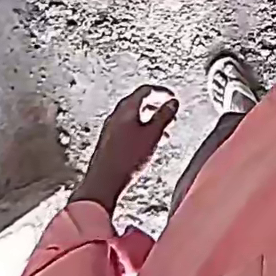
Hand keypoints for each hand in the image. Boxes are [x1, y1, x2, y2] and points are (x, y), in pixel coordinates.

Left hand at [72, 85, 177, 210]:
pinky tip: (149, 144)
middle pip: (139, 102)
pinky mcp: (108, 143)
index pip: (146, 91)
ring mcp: (111, 129)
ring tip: (164, 132)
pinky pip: (128, 129)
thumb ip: (164, 116)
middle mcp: (116, 115)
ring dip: (150, 121)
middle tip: (170, 113)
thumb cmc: (127, 158)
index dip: (162, 92)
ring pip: (134, 117)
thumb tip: (173, 103)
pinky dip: (142, 131)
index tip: (172, 98)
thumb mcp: (153, 134)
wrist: (103, 185)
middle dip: (157, 107)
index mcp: (126, 108)